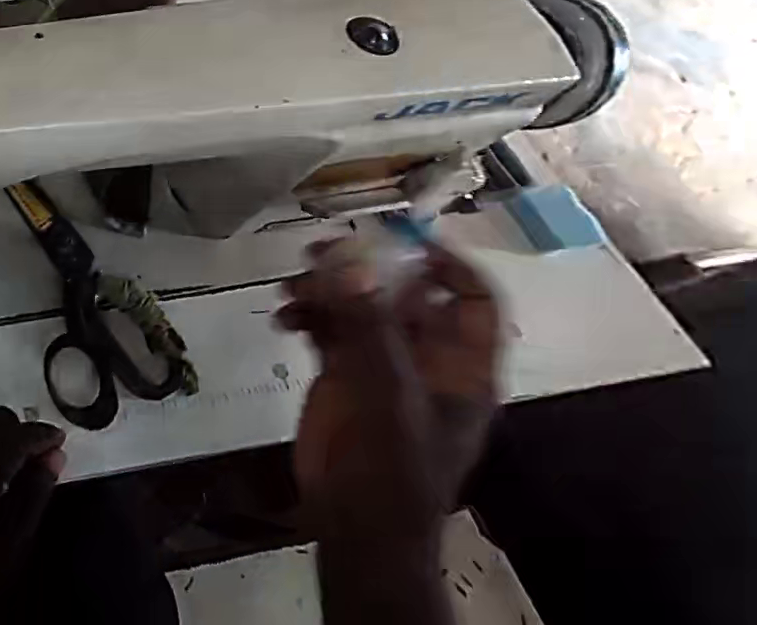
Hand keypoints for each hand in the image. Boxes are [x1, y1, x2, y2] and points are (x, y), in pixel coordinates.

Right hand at [277, 238, 499, 551]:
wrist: (352, 520)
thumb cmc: (389, 464)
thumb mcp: (384, 392)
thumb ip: (369, 326)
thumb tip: (351, 263)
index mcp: (457, 365)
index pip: (470, 299)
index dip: (445, 263)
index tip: (398, 236)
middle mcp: (421, 357)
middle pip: (401, 294)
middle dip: (362, 269)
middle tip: (319, 251)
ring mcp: (379, 363)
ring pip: (356, 306)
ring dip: (324, 290)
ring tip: (292, 289)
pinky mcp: (341, 372)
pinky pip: (326, 327)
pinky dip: (305, 315)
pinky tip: (285, 318)